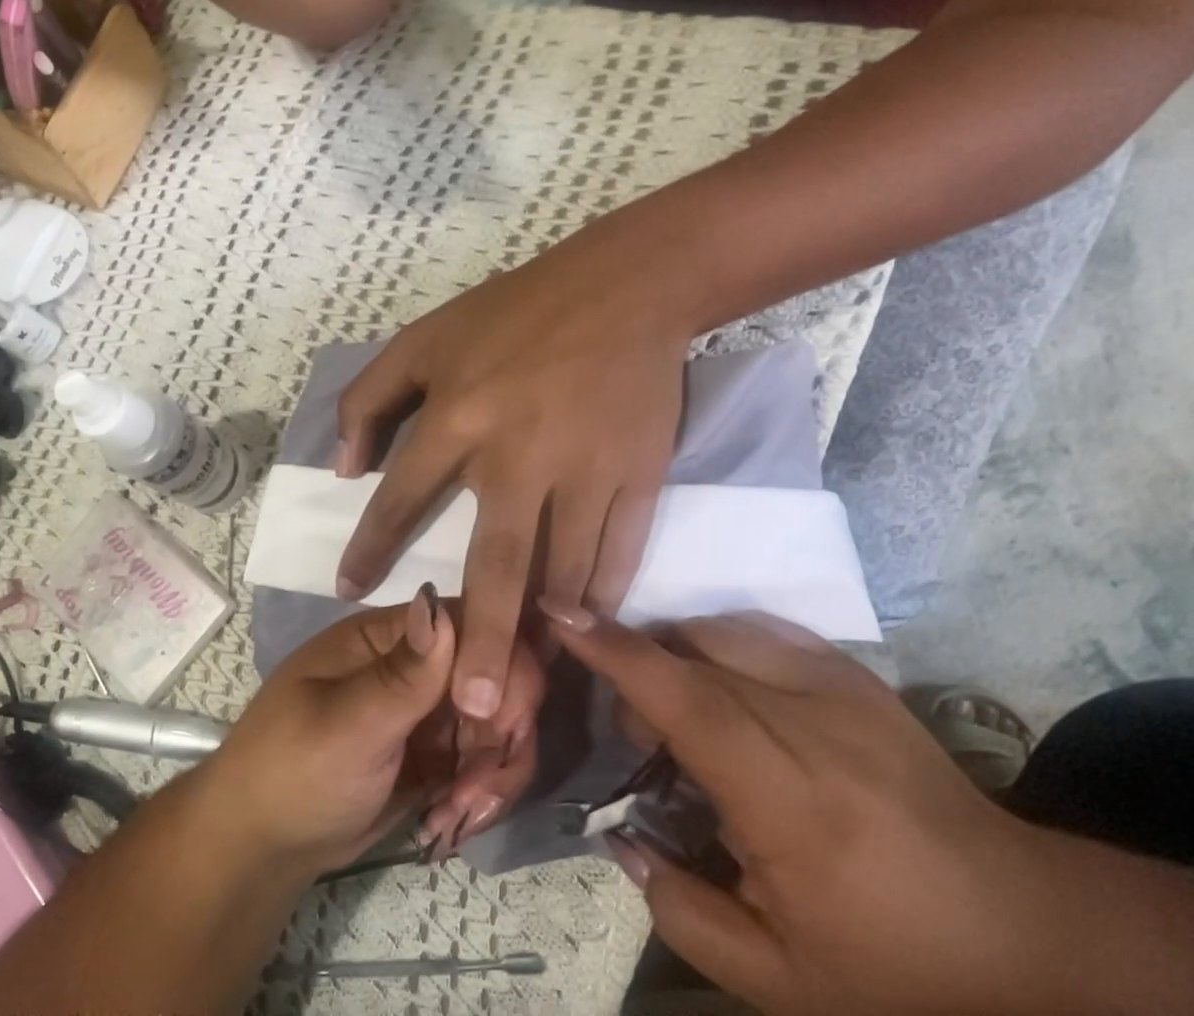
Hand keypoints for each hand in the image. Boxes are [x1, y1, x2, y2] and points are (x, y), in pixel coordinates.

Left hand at [196, 589, 539, 871]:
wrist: (266, 843)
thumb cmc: (293, 771)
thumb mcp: (348, 724)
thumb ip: (403, 674)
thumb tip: (438, 600)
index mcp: (382, 639)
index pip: (469, 625)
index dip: (501, 668)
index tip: (502, 725)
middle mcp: (413, 667)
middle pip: (497, 680)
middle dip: (501, 739)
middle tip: (475, 792)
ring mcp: (426, 713)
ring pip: (500, 729)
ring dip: (492, 776)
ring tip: (456, 814)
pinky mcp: (435, 756)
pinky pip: (485, 765)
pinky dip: (480, 795)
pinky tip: (448, 821)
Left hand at [335, 229, 693, 721]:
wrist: (627, 285)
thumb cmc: (511, 314)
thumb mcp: (421, 340)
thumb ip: (370, 400)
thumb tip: (345, 468)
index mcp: (457, 420)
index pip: (401, 501)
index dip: (370, 551)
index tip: (346, 593)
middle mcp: (518, 457)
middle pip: (496, 564)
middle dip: (486, 640)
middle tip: (475, 708)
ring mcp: (586, 471)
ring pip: (565, 571)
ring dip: (548, 633)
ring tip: (530, 688)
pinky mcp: (641, 476)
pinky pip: (620, 550)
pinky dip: (603, 595)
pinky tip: (585, 629)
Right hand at [541, 604, 1075, 1014]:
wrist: (1031, 929)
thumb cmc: (897, 961)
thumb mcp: (777, 976)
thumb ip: (679, 910)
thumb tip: (620, 840)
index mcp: (790, 801)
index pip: (689, 702)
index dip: (617, 654)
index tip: (558, 613)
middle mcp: (817, 726)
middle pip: (695, 655)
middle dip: (634, 666)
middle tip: (633, 736)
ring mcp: (847, 692)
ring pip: (725, 630)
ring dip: (673, 650)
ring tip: (674, 710)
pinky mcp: (863, 681)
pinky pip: (766, 630)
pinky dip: (718, 639)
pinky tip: (716, 678)